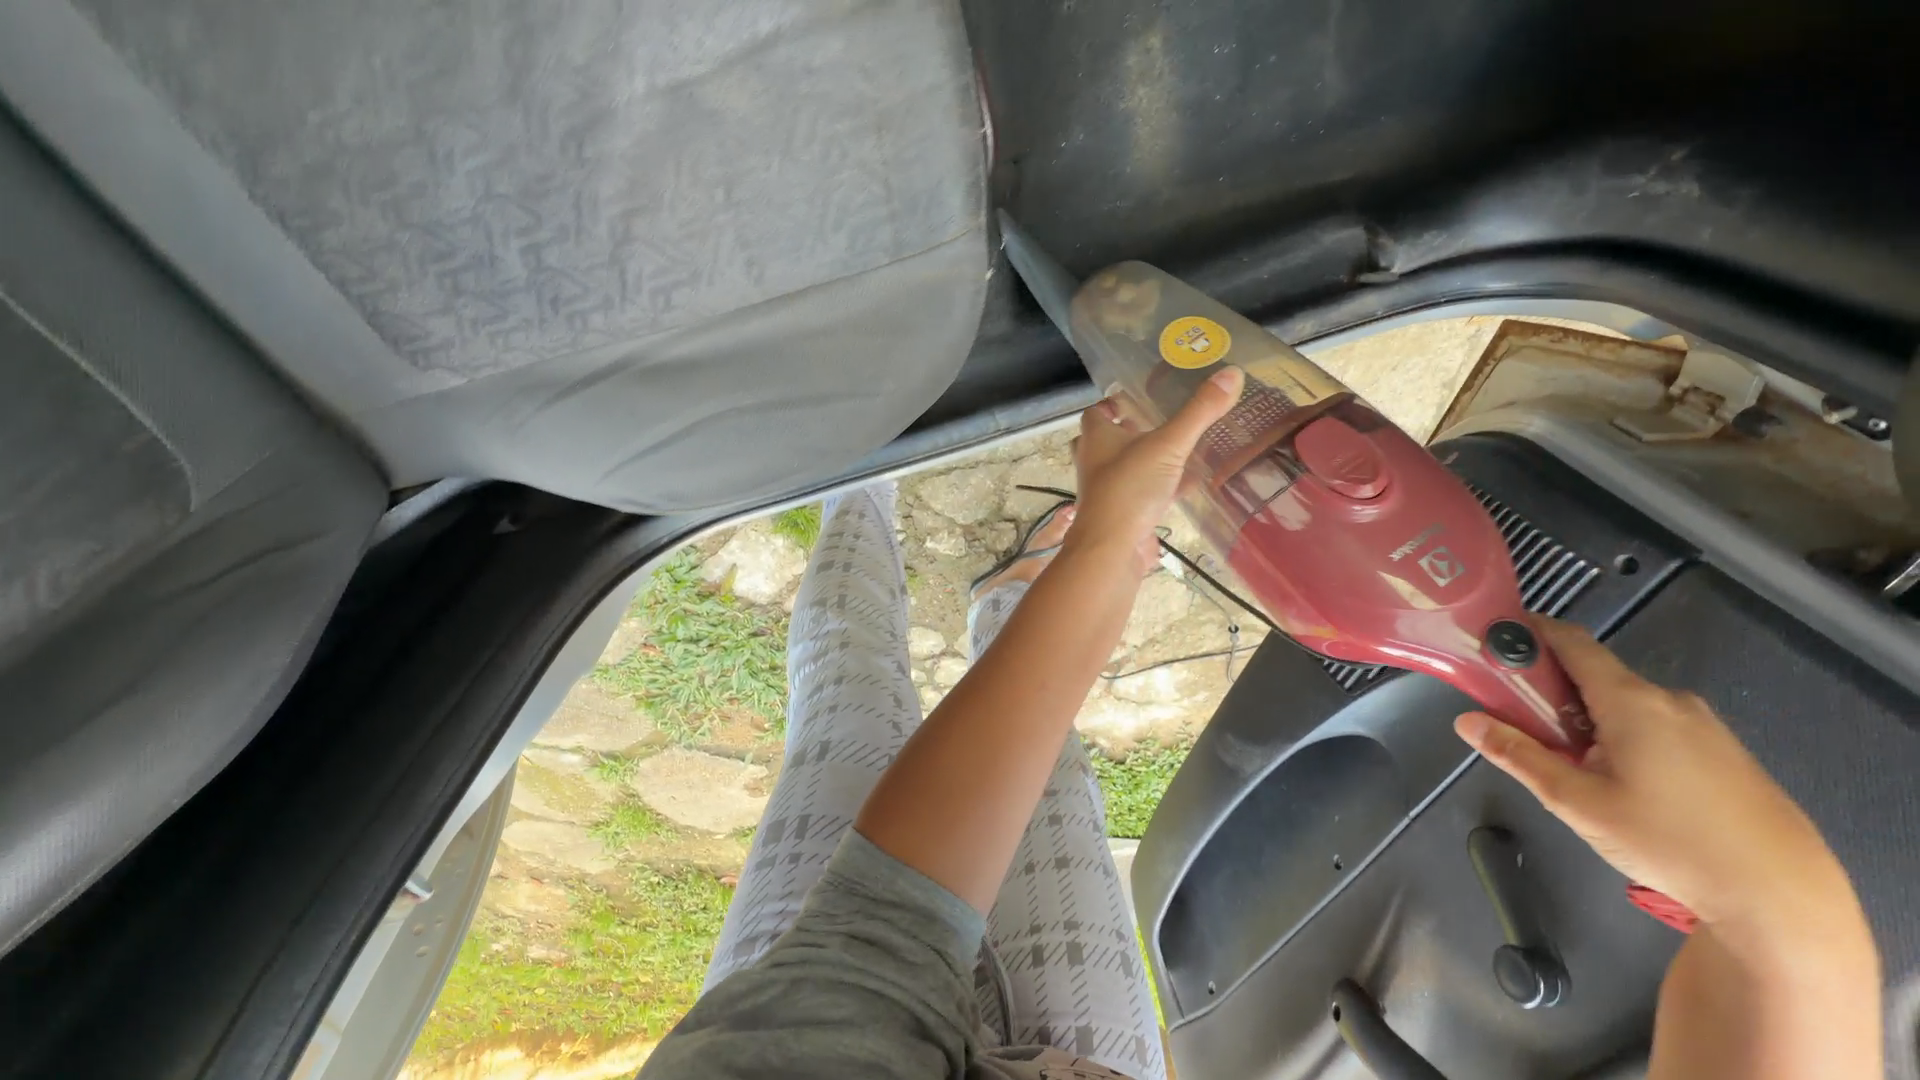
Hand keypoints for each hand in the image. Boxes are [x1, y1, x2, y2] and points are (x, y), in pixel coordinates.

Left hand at [1068, 366, 1244, 572]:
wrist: (1112, 548)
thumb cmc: (1130, 488)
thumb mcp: (1169, 444)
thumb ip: (1199, 412)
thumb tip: (1231, 373)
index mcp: (1096, 438)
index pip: (1096, 412)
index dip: (1112, 404)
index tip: (1135, 398)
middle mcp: (1094, 462)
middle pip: (1105, 440)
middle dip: (1127, 432)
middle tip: (1154, 424)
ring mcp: (1105, 491)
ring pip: (1123, 469)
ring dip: (1145, 460)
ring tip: (1176, 450)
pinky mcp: (1121, 515)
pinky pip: (1141, 494)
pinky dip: (1161, 488)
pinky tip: (1188, 485)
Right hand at [1454, 617, 1861, 942]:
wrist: (1781, 895)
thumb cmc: (1668, 840)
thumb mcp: (1577, 802)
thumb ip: (1519, 755)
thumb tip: (1466, 721)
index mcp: (1631, 700)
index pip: (1572, 642)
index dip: (1530, 632)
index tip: (1494, 641)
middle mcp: (1668, 699)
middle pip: (1595, 674)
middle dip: (1550, 689)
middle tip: (1517, 722)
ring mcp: (1702, 724)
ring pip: (1624, 704)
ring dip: (1585, 717)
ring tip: (1567, 763)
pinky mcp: (1721, 751)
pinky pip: (1655, 725)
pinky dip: (1620, 734)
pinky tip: (1618, 781)